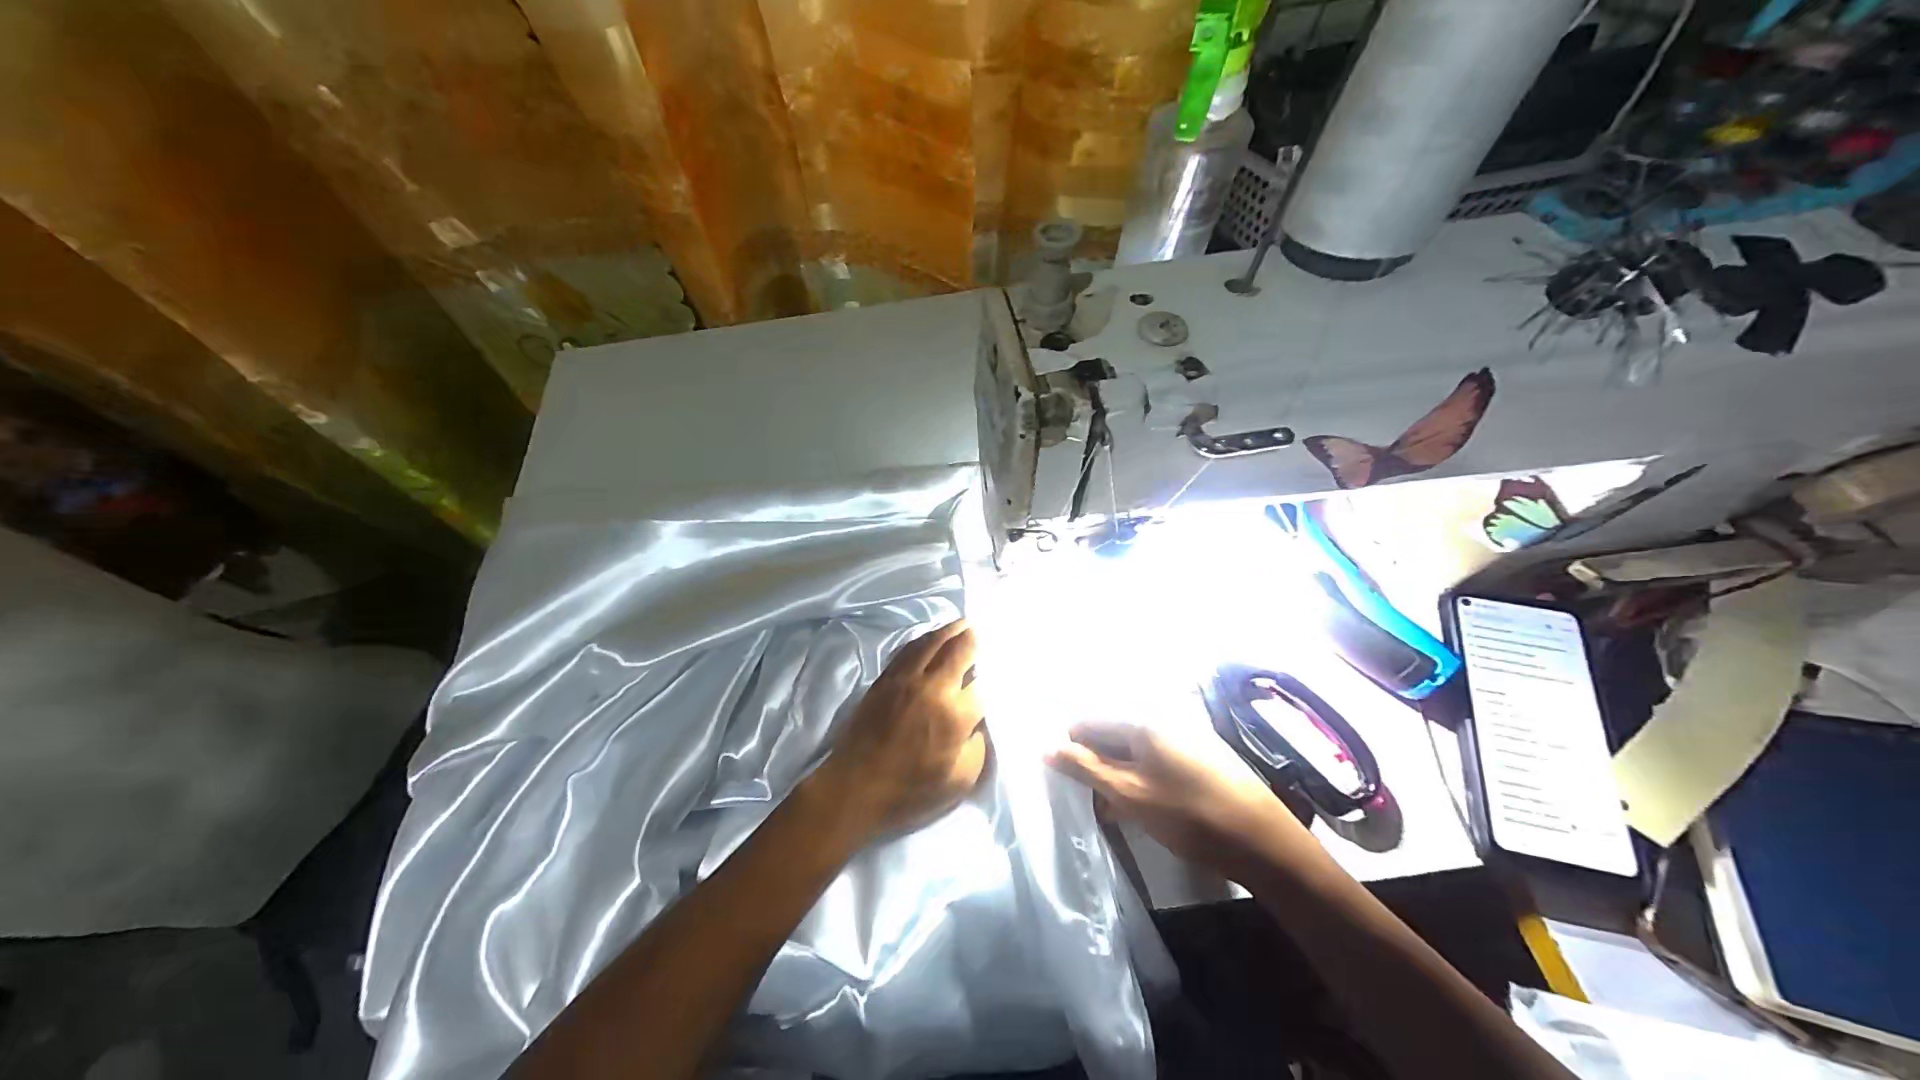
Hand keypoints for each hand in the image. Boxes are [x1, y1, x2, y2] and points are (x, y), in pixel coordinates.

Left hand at [811, 619, 987, 840]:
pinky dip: (924, 639)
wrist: (855, 788)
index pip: (983, 684)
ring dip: (950, 630)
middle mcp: (933, 687)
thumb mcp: (959, 782)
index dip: (993, 677)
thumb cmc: (910, 791)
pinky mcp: (884, 679)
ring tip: (962, 625)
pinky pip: (908, 649)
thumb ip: (978, 747)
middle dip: (974, 639)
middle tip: (981, 633)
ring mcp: (906, 679)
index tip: (997, 674)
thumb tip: (979, 722)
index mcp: (955, 714)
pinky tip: (931, 638)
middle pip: (960, 649)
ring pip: (933, 641)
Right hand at [1048, 720, 1318, 884]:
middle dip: (1095, 767)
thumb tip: (1049, 747)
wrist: (1263, 842)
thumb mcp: (1129, 793)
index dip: (1072, 750)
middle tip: (1088, 801)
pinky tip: (1140, 812)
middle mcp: (1163, 724)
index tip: (1065, 781)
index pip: (1089, 724)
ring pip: (1134, 756)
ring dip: (1117, 780)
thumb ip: (1087, 768)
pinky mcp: (1199, 764)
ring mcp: (1184, 743)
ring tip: (1111, 813)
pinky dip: (1141, 785)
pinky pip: (1155, 767)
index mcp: (1143, 723)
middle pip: (1112, 738)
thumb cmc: (1188, 815)